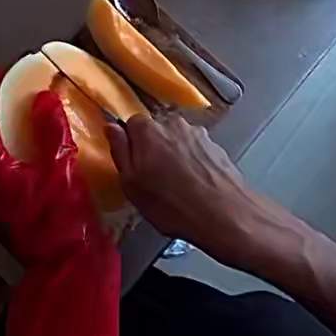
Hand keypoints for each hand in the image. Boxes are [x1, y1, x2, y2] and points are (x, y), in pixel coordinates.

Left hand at [0, 69, 123, 335]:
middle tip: (14, 86)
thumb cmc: (61, 221)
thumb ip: (52, 132)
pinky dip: (26, 142)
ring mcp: (8, 192)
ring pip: (2, 149)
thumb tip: (43, 100)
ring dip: (13, 125)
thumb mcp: (60, 169)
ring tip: (30, 105)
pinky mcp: (23, 199)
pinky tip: (46, 136)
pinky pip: (17, 161)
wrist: (70, 265)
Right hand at [105, 114, 285, 267]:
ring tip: (177, 186)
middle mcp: (174, 123)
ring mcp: (198, 133)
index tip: (133, 165)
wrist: (224, 213)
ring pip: (177, 140)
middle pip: (156, 131)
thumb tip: (111, 127)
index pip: (131, 124)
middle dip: (153, 149)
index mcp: (148, 129)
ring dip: (174, 156)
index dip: (131, 145)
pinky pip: (195, 150)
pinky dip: (193, 163)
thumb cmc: (171, 204)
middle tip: (153, 179)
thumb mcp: (131, 184)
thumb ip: (120, 150)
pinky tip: (195, 185)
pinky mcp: (216, 145)